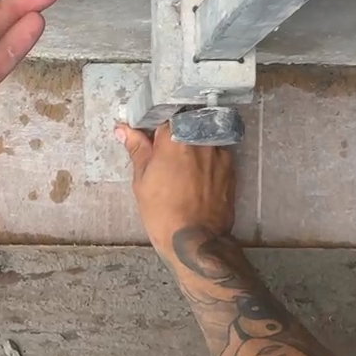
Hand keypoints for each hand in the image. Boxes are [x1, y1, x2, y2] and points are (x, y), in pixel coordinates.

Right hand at [118, 123, 236, 252]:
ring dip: (191, 146)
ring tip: (181, 171)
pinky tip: (196, 179)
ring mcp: (218, 151)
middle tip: (164, 157)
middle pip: (185, 123)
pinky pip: (215, 153)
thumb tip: (124, 130)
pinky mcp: (230, 166)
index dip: (153, 126)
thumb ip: (137, 150)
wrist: (196, 240)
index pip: (162, 115)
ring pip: (201, 137)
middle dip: (174, 135)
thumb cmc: (164, 214)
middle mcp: (200, 137)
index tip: (147, 138)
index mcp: (174, 136)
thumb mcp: (142, 181)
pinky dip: (206, 160)